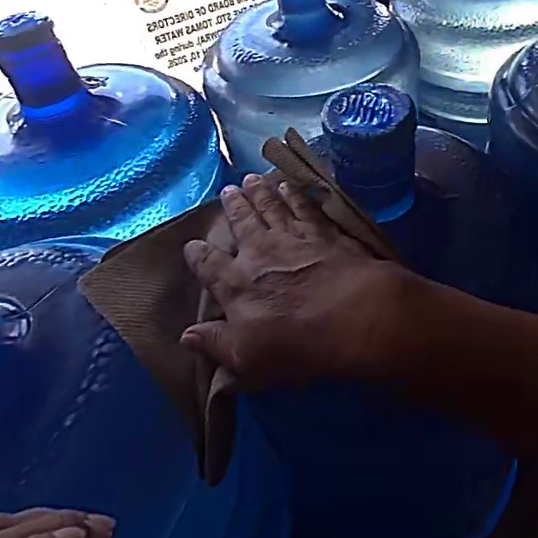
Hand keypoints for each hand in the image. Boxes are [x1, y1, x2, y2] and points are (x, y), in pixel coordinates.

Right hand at [181, 174, 421, 387]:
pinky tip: (288, 186)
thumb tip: (187, 336)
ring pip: (270, 207)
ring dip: (259, 192)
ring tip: (250, 179)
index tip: (192, 245)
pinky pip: (303, 206)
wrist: (350, 315)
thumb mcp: (246, 358)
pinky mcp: (322, 231)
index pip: (209, 266)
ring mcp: (292, 237)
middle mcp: (259, 253)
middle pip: (242, 222)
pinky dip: (294, 194)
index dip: (198, 255)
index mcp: (237, 284)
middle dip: (233, 206)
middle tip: (227, 190)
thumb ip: (216, 343)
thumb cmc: (296, 345)